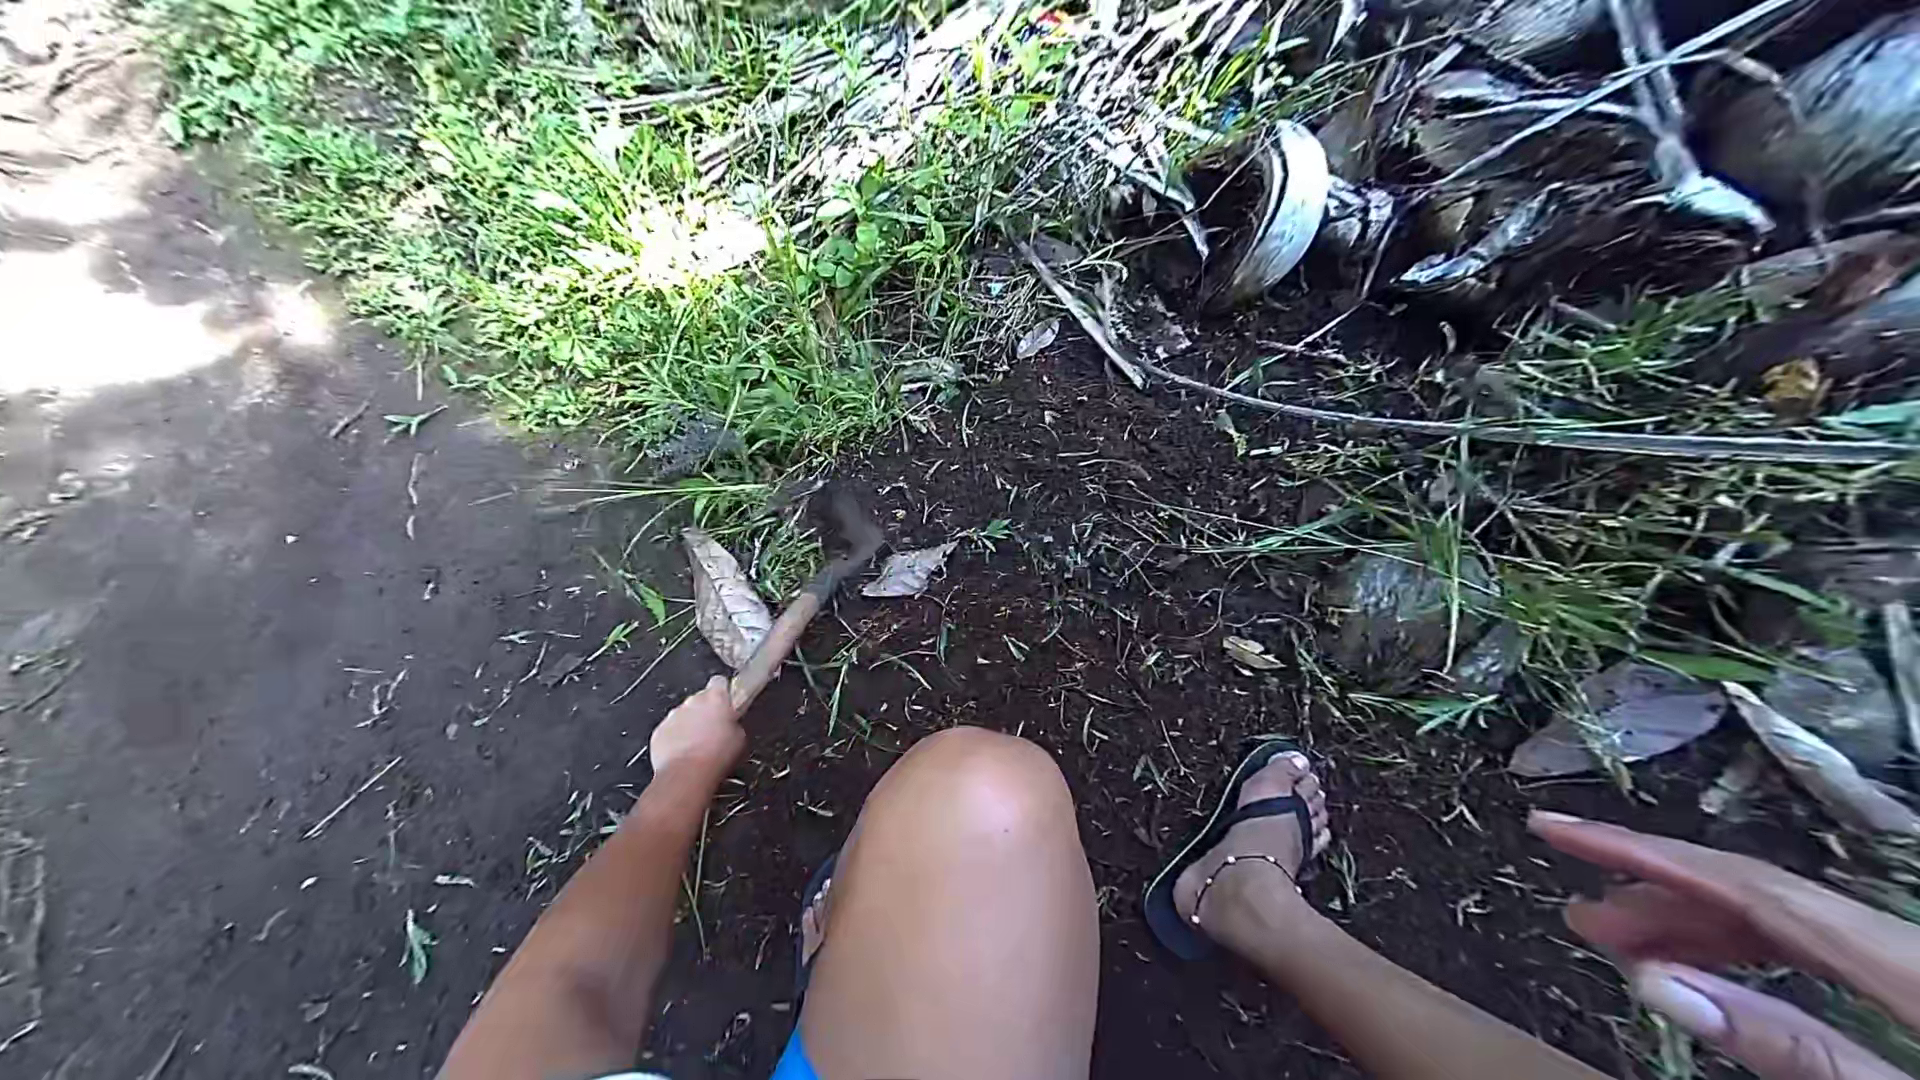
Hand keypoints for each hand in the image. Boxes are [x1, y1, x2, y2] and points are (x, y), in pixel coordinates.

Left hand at [648, 675, 743, 778]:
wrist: (687, 774)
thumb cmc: (717, 755)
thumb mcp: (740, 737)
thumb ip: (734, 722)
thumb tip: (731, 724)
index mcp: (716, 698)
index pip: (719, 681)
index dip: (723, 691)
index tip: (726, 702)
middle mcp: (692, 702)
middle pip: (699, 699)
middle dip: (705, 711)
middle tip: (714, 729)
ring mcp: (673, 716)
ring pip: (683, 714)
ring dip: (690, 724)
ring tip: (698, 745)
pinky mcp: (659, 731)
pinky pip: (669, 730)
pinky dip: (675, 738)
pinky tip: (683, 753)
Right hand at [1530, 811, 1919, 1079]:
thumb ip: (1800, 1053)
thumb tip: (1654, 981)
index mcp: (1917, 967)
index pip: (1745, 884)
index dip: (1635, 849)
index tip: (1550, 828)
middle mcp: (1914, 950)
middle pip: (1758, 896)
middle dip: (1657, 900)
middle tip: (1583, 920)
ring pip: (1784, 921)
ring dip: (1696, 929)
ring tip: (1629, 948)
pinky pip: (1820, 953)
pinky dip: (1750, 955)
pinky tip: (1712, 975)